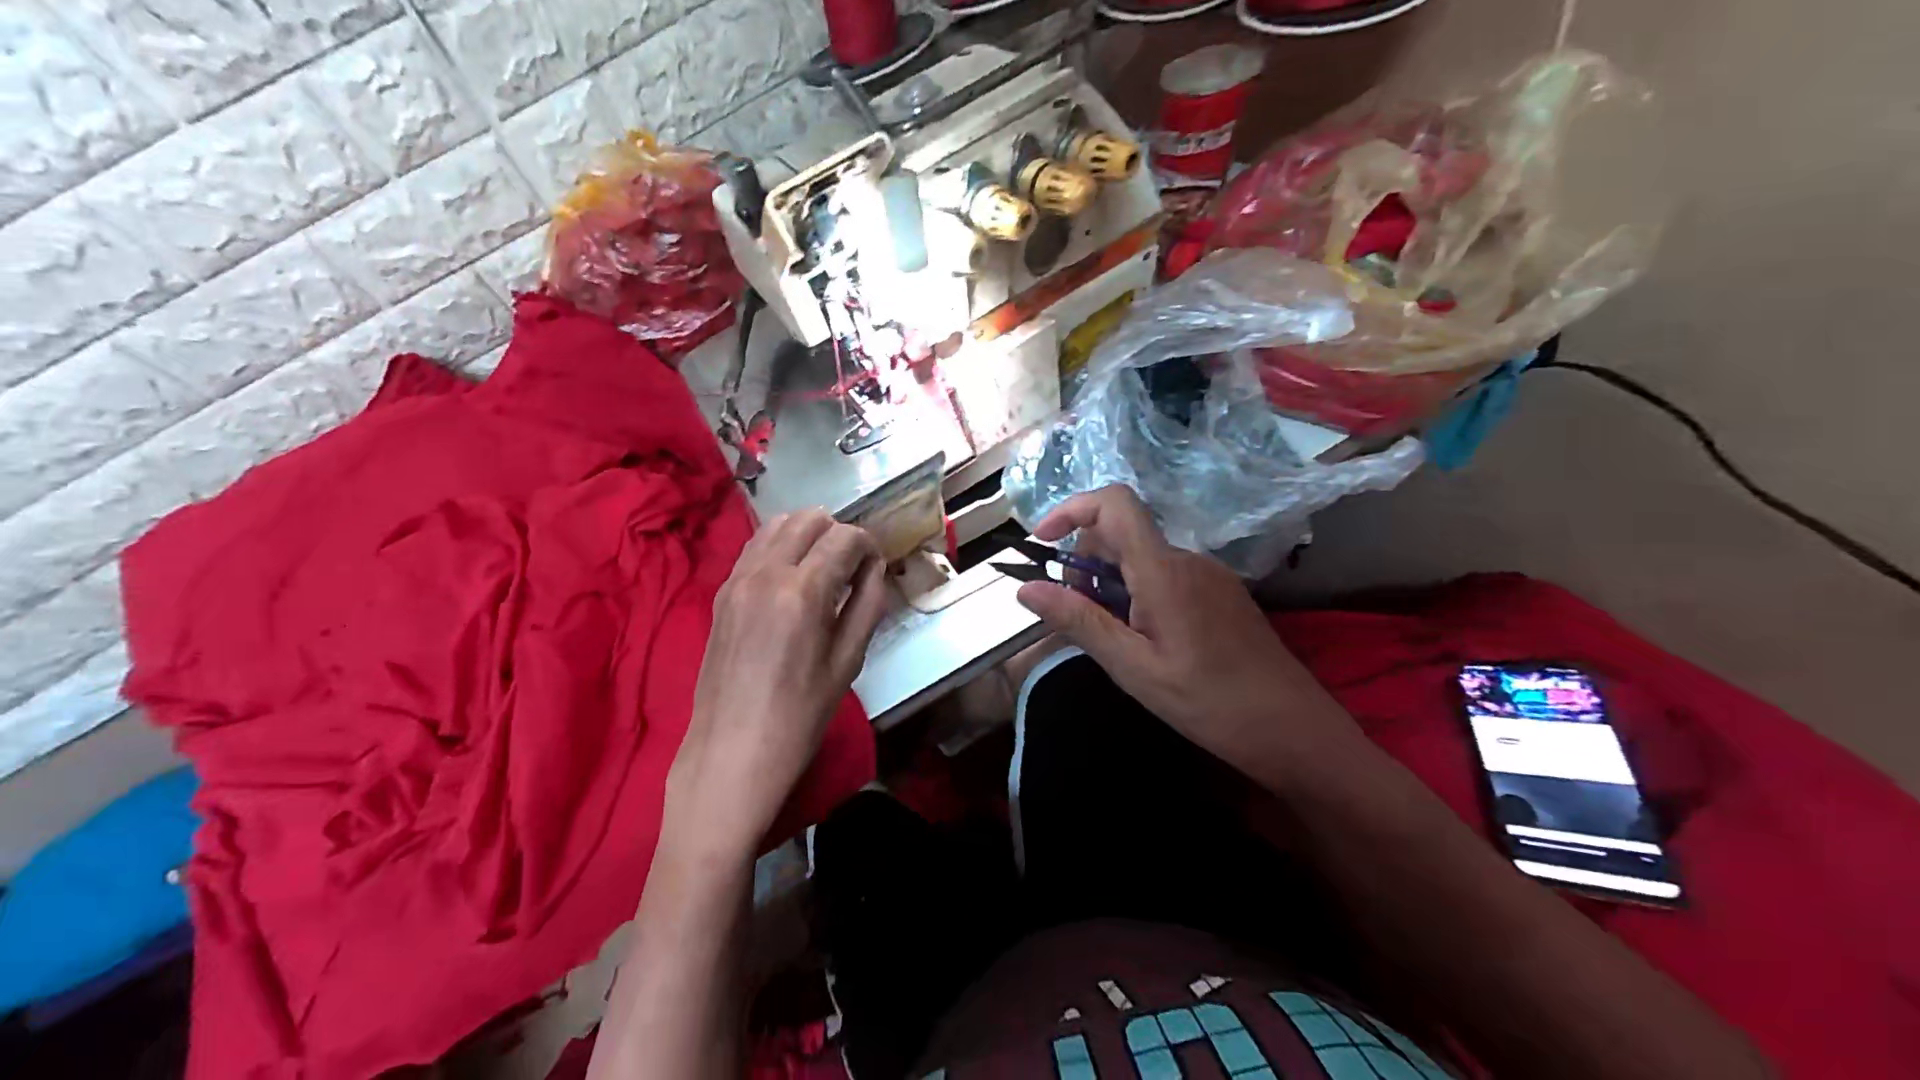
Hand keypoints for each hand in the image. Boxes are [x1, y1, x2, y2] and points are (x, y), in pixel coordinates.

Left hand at [669, 510, 888, 852]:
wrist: (732, 750)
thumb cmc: (800, 715)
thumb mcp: (848, 661)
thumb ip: (867, 604)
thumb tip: (873, 567)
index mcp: (803, 592)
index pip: (844, 537)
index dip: (868, 545)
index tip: (875, 568)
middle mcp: (766, 573)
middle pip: (809, 518)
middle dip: (838, 532)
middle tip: (850, 567)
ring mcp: (737, 579)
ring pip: (777, 524)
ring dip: (807, 534)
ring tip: (822, 567)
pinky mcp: (722, 592)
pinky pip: (755, 547)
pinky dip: (780, 546)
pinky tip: (792, 577)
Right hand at [1014, 486, 1366, 792]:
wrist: (1293, 729)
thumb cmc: (1210, 703)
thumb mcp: (1132, 668)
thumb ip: (1079, 622)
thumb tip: (1026, 589)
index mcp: (1163, 571)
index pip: (1115, 504)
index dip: (1071, 509)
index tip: (1042, 543)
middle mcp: (1187, 559)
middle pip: (1121, 534)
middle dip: (1085, 563)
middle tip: (1077, 616)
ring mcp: (1209, 574)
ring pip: (1141, 558)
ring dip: (1111, 584)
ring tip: (1113, 640)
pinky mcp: (1221, 593)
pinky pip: (1166, 576)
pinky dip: (1138, 593)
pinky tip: (1146, 641)